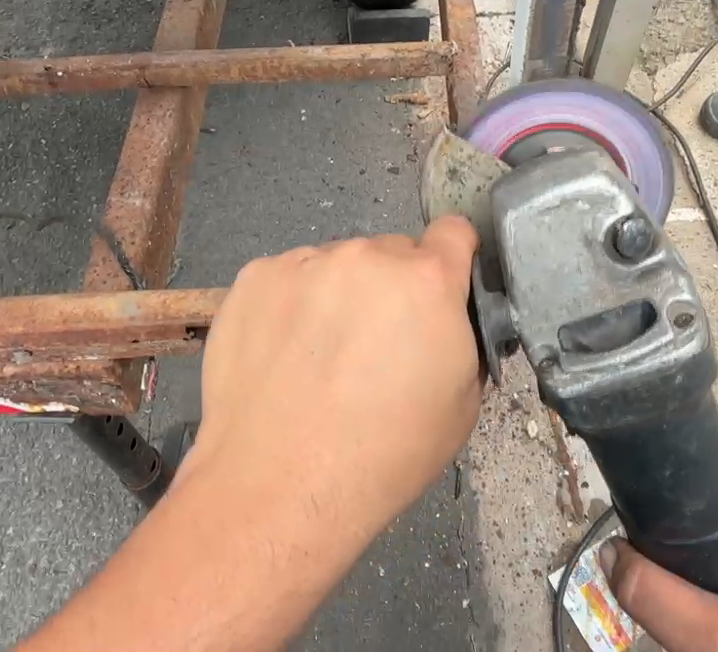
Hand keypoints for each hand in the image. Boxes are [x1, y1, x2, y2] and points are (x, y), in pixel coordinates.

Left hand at [18, 220, 482, 651]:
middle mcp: (366, 255)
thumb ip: (459, 337)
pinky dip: (290, 306)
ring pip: (336, 266)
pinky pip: (288, 279)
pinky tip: (280, 356)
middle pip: (390, 253)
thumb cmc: (384, 455)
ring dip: (337, 295)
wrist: (278, 485)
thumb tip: (442, 319)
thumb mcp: (462, 404)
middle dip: (390, 288)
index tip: (439, 291)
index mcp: (426, 281)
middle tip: (372, 346)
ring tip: (317, 358)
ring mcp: (305, 262)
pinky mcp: (254, 278)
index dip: (451, 261)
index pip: (454, 232)